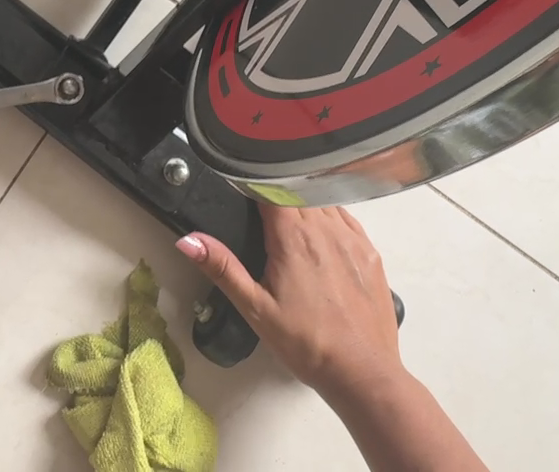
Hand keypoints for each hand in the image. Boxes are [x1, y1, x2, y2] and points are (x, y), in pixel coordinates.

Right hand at [176, 204, 400, 397]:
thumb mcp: (254, 307)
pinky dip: (330, 215)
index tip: (241, 189)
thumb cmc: (306, 342)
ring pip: (323, 201)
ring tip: (288, 221)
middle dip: (277, 193)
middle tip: (260, 211)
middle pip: (296, 191)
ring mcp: (352, 239)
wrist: (364, 374)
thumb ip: (221, 267)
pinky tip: (321, 232)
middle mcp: (325, 228)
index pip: (271, 189)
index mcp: (293, 236)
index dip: (255, 184)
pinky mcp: (371, 253)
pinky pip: (347, 218)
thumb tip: (188, 239)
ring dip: (304, 202)